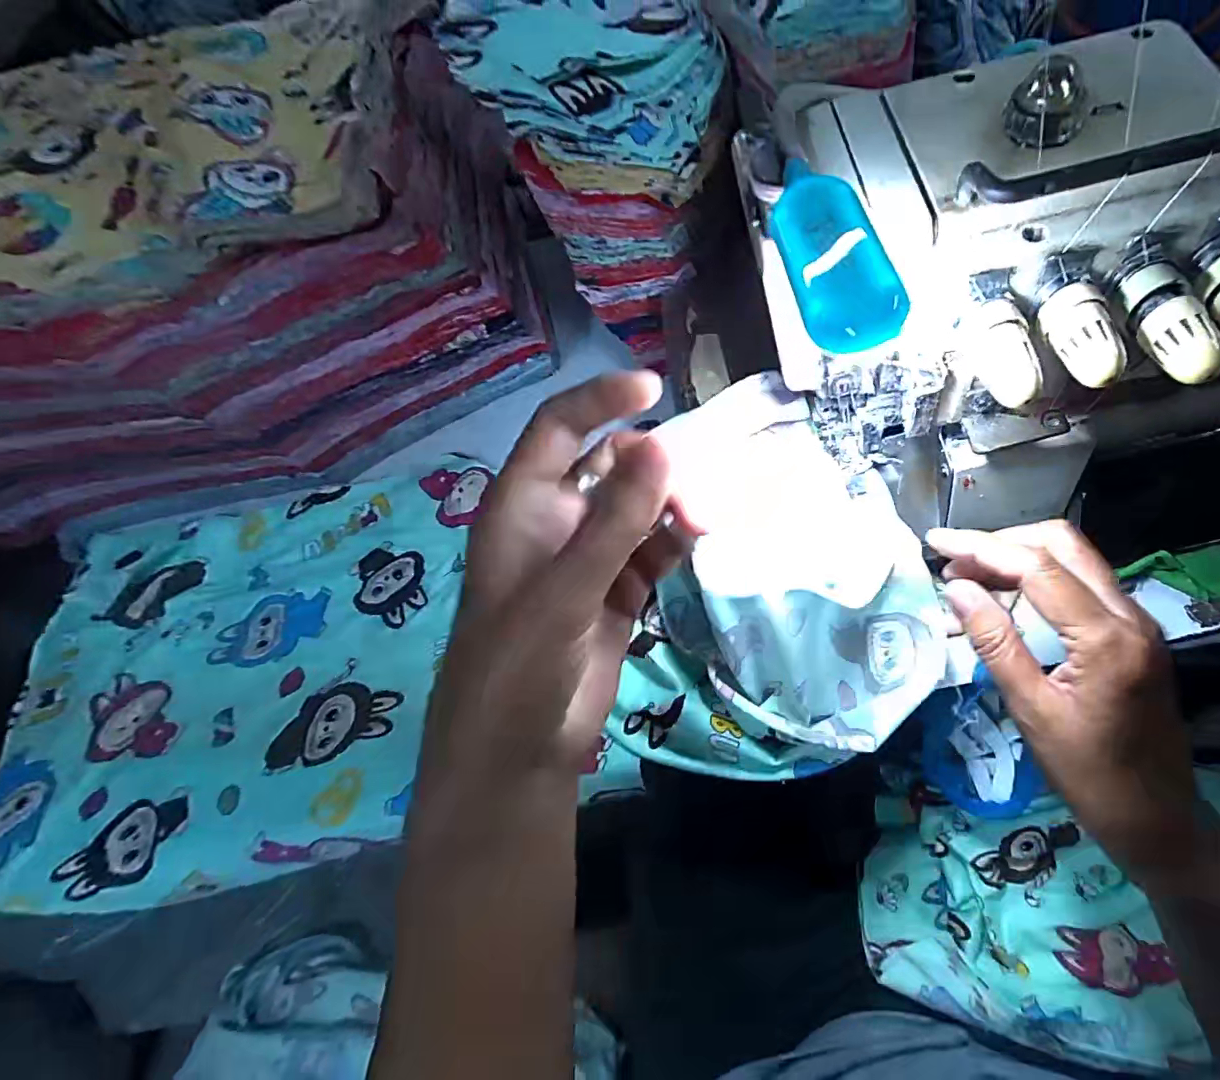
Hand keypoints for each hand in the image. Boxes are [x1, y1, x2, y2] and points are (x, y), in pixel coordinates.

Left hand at [424, 373, 690, 782]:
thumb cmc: (517, 664)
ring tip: (702, 521)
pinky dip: (675, 542)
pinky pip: (653, 551)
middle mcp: (557, 522)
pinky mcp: (618, 593)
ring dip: (670, 507)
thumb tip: (661, 447)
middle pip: (610, 467)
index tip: (652, 387)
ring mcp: (590, 558)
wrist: (518, 751)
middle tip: (693, 486)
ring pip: (638, 510)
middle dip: (652, 467)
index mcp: (523, 505)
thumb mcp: (565, 589)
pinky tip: (698, 540)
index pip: (559, 429)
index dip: (600, 402)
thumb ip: (614, 521)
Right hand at [927, 521, 1199, 883]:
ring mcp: (1137, 622)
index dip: (981, 548)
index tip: (936, 543)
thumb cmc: (1091, 776)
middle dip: (1002, 542)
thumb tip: (957, 589)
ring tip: (970, 575)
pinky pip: (1083, 584)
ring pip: (1075, 559)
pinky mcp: (1133, 634)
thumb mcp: (1033, 711)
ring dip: (1020, 557)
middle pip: (1063, 544)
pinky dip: (1040, 578)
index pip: (1038, 567)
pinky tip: (1007, 597)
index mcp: (1108, 638)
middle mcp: (1130, 616)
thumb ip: (995, 643)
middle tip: (954, 562)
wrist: (1159, 820)